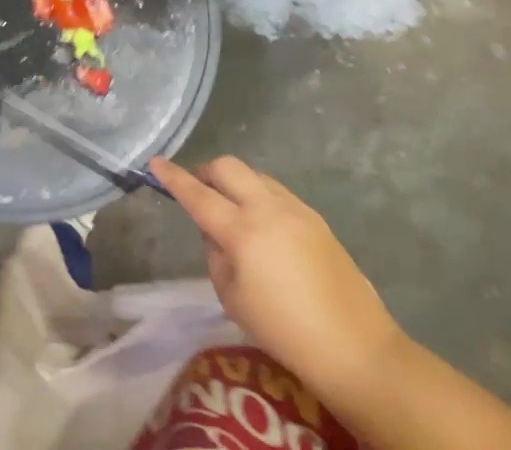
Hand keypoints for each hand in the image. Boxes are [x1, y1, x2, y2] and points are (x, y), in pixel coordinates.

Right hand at [150, 155, 404, 395]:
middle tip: (197, 191)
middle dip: (206, 172)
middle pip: (228, 167)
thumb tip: (217, 233)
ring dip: (235, 184)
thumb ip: (216, 254)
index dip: (173, 177)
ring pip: (255, 176)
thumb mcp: (231, 296)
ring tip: (231, 212)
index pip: (197, 194)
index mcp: (243, 231)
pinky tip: (261, 227)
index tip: (154, 162)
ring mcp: (298, 211)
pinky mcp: (318, 221)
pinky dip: (259, 197)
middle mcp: (270, 209)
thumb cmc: (283, 329)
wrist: (355, 348)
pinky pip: (277, 193)